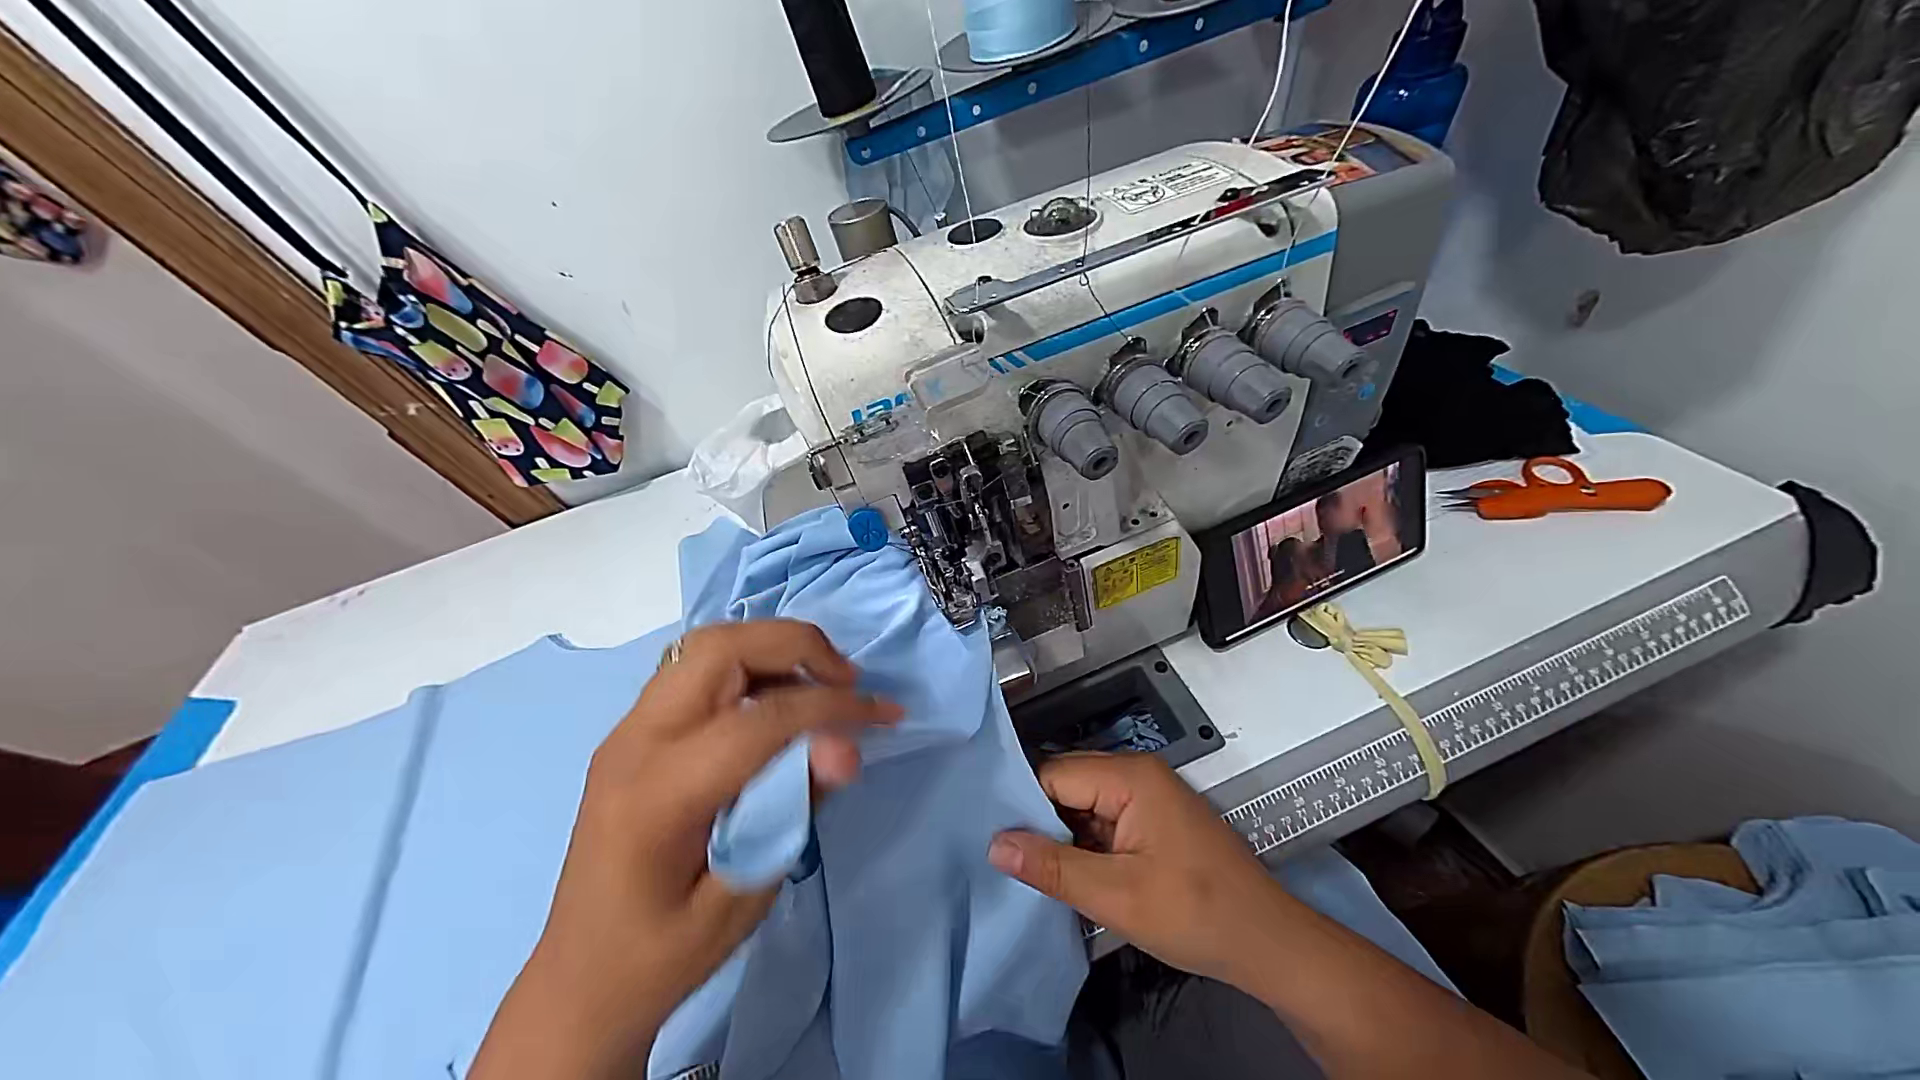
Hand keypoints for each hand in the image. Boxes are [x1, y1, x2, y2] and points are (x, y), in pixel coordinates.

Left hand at [472, 620, 901, 1079]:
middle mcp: (635, 742)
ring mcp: (628, 730)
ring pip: (706, 645)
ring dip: (772, 649)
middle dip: (797, 646)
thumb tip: (847, 749)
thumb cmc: (662, 956)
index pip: (760, 719)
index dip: (830, 708)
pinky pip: (696, 669)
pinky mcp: (633, 731)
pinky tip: (778, 701)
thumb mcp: (740, 900)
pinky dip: (748, 664)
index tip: (884, 715)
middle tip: (847, 683)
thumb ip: (793, 814)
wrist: (579, 981)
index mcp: (658, 793)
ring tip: (821, 685)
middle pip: (721, 648)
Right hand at [991, 755, 1596, 1079]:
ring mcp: (1148, 796)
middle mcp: (1136, 774)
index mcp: (1130, 776)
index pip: (1054, 775)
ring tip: (1033, 871)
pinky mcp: (1153, 820)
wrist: (1269, 944)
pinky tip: (1071, 875)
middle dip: (1041, 823)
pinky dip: (1086, 846)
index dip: (1023, 807)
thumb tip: (994, 844)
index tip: (996, 840)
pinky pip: (1103, 821)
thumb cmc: (1194, 913)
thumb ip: (1052, 867)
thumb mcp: (1116, 896)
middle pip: (1067, 785)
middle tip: (1010, 860)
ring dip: (1064, 838)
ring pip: (1083, 806)